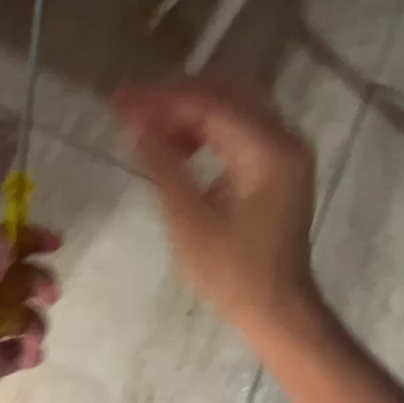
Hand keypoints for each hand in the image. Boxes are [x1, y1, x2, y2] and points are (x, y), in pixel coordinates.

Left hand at [0, 227, 59, 402]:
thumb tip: (4, 240)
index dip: (20, 239)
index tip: (54, 243)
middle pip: (10, 277)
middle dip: (34, 280)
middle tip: (50, 295)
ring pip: (18, 312)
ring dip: (34, 320)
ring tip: (31, 340)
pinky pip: (17, 349)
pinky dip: (28, 349)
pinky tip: (28, 358)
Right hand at [112, 78, 323, 334]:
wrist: (277, 310)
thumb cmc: (232, 273)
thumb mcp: (189, 220)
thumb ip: (163, 165)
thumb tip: (134, 126)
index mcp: (268, 152)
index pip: (210, 104)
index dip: (161, 100)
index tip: (120, 103)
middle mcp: (283, 141)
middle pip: (225, 92)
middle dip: (174, 96)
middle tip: (130, 106)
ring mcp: (283, 153)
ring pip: (231, 107)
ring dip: (187, 110)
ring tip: (143, 125)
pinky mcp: (276, 167)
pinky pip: (237, 129)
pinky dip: (203, 129)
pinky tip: (172, 146)